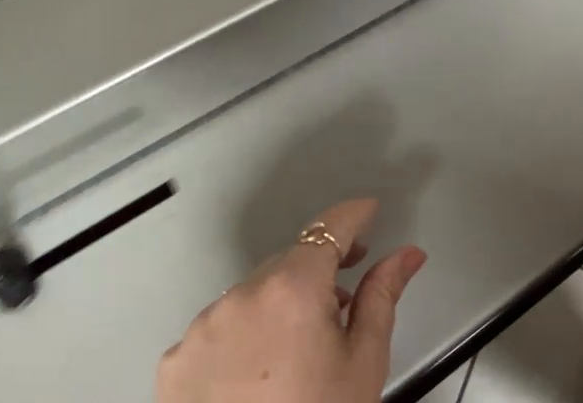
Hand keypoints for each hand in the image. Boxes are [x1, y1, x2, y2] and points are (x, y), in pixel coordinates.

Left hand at [157, 198, 426, 402]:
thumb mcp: (364, 359)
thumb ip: (383, 295)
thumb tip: (408, 255)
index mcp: (293, 288)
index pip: (329, 228)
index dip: (354, 215)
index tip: (368, 211)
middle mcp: (241, 296)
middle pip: (289, 263)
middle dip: (317, 274)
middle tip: (341, 305)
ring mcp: (201, 329)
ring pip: (251, 295)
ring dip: (276, 305)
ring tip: (296, 349)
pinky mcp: (174, 363)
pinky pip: (216, 330)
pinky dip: (239, 337)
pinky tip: (256, 371)